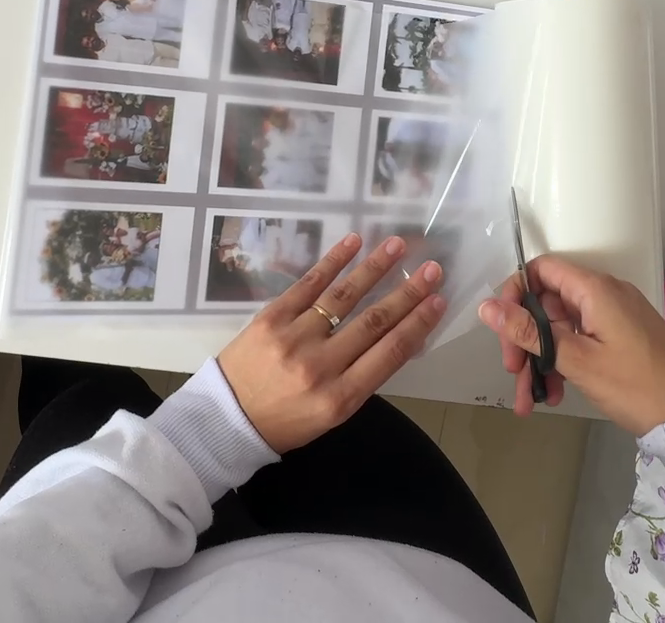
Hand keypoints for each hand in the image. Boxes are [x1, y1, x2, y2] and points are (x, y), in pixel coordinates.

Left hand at [219, 233, 445, 451]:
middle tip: (432, 269)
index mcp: (340, 398)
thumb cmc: (286, 420)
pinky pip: (309, 284)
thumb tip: (402, 335)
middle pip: (374, 321)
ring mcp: (294, 338)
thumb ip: (365, 376)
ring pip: (344, 296)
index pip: (390, 353)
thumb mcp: (333, 413)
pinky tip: (354, 243)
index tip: (439, 300)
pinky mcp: (271, 317)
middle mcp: (321, 366)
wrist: (225, 419)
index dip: (418, 324)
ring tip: (399, 246)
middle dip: (408, 293)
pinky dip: (333, 261)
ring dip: (375, 268)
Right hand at [478, 255, 664, 434]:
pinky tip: (556, 394)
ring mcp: (613, 317)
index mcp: (594, 289)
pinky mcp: (621, 337)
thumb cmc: (637, 385)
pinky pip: (580, 341)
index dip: (516, 294)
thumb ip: (530, 333)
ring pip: (561, 328)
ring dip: (541, 359)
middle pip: (547, 303)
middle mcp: (603, 294)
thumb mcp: (577, 361)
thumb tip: (487, 306)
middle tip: (514, 373)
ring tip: (531, 398)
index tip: (504, 329)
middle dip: (525, 338)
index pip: (540, 270)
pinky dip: (564, 363)